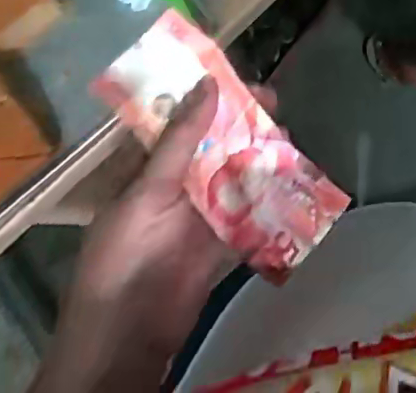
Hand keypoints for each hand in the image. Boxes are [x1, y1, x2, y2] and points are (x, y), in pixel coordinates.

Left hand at [33, 80, 277, 392]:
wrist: (125, 339)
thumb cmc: (124, 255)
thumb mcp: (148, 190)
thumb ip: (181, 139)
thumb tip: (209, 83)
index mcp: (149, 167)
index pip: (181, 119)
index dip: (209, 96)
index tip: (240, 76)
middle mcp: (176, 184)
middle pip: (215, 144)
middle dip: (243, 124)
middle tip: (273, 103)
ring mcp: (199, 214)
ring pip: (235, 175)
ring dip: (260, 156)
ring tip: (286, 137)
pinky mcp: (220, 243)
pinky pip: (248, 214)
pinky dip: (268, 199)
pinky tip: (291, 181)